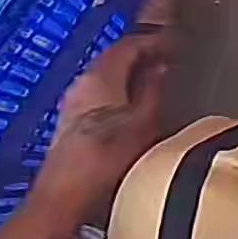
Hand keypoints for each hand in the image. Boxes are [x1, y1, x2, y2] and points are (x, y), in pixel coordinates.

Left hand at [36, 31, 172, 219]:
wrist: (64, 198)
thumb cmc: (106, 159)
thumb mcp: (144, 121)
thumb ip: (153, 89)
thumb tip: (161, 68)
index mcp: (99, 77)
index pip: (128, 44)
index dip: (153, 40)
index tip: (172, 42)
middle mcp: (82, 84)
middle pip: (115, 57)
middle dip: (142, 54)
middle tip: (168, 57)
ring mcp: (72, 103)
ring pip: (107, 75)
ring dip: (131, 73)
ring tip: (156, 79)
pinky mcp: (70, 121)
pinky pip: (100, 92)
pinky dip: (120, 88)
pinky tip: (134, 103)